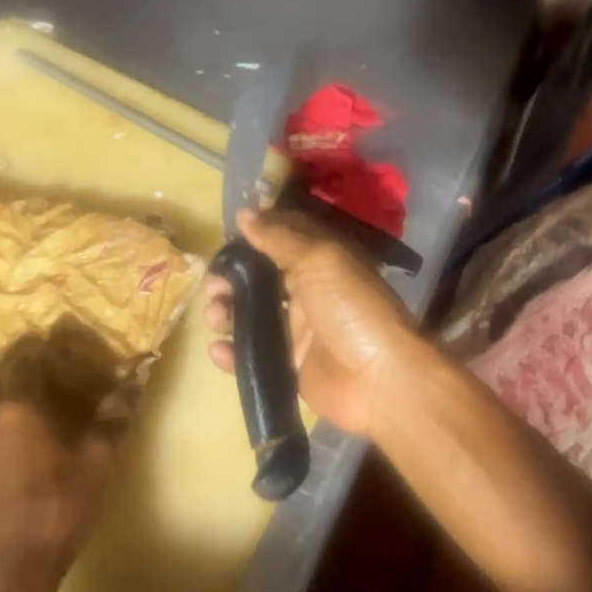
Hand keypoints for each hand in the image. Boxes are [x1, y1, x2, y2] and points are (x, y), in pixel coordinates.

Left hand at [0, 322, 142, 591]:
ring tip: (3, 397)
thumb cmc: (56, 513)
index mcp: (17, 409)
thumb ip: (114, 419)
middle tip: (28, 369)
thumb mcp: (96, 467)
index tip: (49, 342)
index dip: (36, 348)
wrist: (3, 576)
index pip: (22, 362)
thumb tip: (136, 378)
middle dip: (6, 366)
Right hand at [204, 208, 423, 435]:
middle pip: (260, 279)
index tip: (223, 241)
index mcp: (321, 259)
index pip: (281, 239)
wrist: (379, 378)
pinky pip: (254, 356)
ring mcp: (299, 331)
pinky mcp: (291, 367)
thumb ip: (279, 237)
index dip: (252, 238)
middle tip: (212, 286)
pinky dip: (232, 354)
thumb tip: (245, 212)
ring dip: (227, 313)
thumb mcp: (318, 259)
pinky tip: (218, 350)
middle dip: (231, 279)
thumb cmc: (350, 307)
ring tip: (213, 316)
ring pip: (252, 316)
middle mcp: (309, 290)